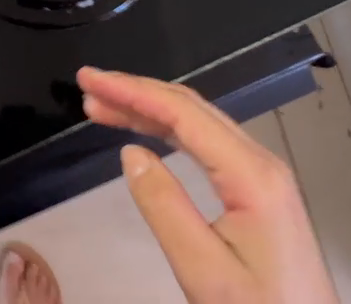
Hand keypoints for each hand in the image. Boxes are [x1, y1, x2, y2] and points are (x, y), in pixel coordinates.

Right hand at [78, 67, 336, 303]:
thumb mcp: (204, 271)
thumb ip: (165, 207)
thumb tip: (130, 152)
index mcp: (251, 174)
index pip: (181, 114)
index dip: (132, 91)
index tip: (88, 80)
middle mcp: (261, 163)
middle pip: (190, 108)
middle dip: (135, 92)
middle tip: (88, 86)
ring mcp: (262, 176)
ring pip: (197, 123)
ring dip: (148, 108)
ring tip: (103, 106)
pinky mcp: (259, 193)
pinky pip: (206, 143)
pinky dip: (167, 129)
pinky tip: (144, 132)